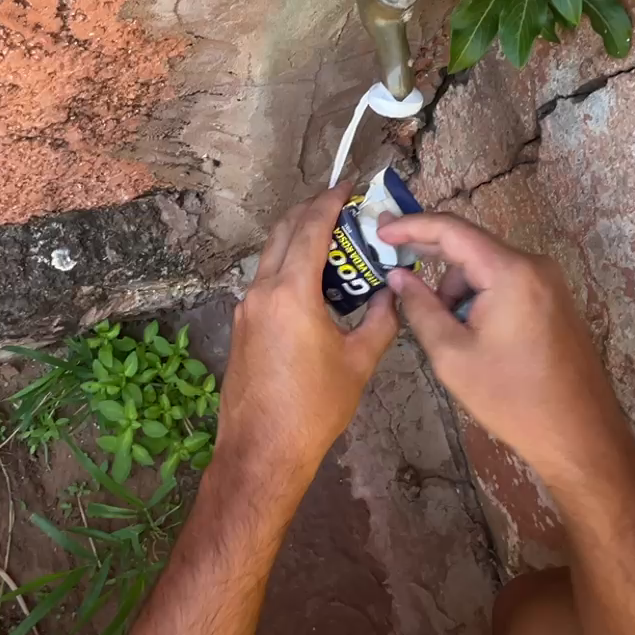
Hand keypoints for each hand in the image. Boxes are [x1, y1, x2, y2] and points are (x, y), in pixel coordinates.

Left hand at [220, 184, 400, 478]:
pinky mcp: (241, 324)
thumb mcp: (360, 361)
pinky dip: (287, 264)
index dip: (330, 200)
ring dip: (297, 237)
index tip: (347, 184)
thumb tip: (393, 293)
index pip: (310, 228)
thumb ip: (381, 319)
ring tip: (331, 240)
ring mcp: (246, 307)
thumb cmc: (315, 407)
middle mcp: (262, 290)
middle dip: (311, 210)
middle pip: (283, 231)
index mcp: (291, 292)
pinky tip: (312, 281)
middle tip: (341, 205)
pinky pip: (265, 278)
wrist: (262, 449)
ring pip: (271, 254)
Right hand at [378, 213, 622, 479]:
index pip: (451, 230)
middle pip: (469, 247)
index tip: (380, 232)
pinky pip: (503, 283)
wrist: (581, 438)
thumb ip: (420, 307)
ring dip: (456, 290)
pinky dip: (478, 298)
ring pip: (484, 268)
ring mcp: (548, 282)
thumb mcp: (452, 355)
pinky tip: (470, 334)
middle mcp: (533, 266)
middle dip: (430, 260)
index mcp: (510, 271)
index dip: (411, 226)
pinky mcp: (552, 300)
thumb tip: (398, 276)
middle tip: (392, 265)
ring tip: (448, 335)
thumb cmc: (513, 398)